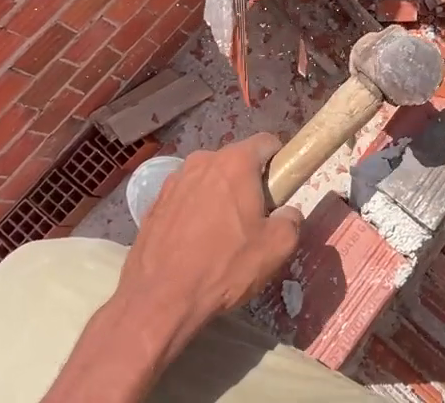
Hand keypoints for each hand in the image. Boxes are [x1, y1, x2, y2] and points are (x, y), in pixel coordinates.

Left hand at [121, 134, 302, 319]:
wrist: (157, 303)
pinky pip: (185, 199)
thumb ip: (291, 220)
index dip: (279, 163)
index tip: (280, 190)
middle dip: (247, 183)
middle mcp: (202, 162)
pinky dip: (193, 213)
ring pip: (208, 180)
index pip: (267, 142)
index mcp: (234, 163)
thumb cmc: (222, 267)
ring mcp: (173, 182)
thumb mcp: (276, 247)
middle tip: (253, 219)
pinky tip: (193, 245)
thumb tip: (286, 213)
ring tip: (219, 236)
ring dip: (219, 197)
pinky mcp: (153, 205)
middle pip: (235, 162)